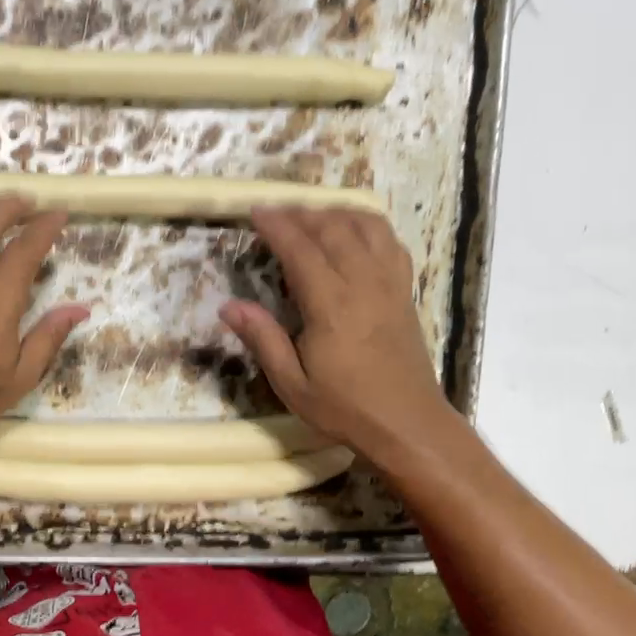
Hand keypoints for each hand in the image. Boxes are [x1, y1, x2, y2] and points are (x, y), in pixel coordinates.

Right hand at [221, 208, 451, 456]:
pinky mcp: (405, 291)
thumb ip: (262, 339)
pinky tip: (354, 231)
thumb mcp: (291, 383)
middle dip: (302, 213)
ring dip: (336, 213)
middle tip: (277, 213)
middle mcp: (363, 283)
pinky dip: (369, 225)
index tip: (256, 212)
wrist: (406, 423)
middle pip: (333, 228)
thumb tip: (229, 306)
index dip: (277, 226)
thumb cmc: (344, 408)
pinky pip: (390, 242)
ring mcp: (390, 284)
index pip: (300, 249)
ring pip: (366, 227)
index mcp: (331, 305)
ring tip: (312, 216)